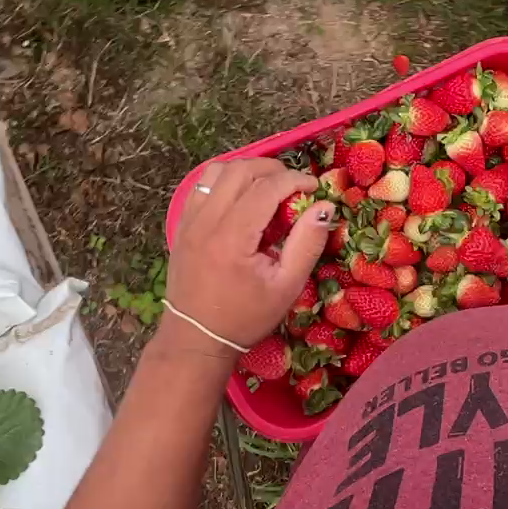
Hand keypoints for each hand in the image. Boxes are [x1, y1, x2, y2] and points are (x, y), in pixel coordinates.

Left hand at [164, 158, 333, 361]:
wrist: (196, 339)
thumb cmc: (245, 316)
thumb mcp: (287, 286)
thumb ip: (308, 243)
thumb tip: (325, 206)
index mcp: (232, 237)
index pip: (267, 187)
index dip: (295, 180)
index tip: (314, 188)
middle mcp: (206, 221)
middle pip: (240, 170)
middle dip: (273, 169)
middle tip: (294, 184)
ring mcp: (189, 220)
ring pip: (217, 170)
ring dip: (247, 170)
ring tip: (267, 186)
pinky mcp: (182, 224)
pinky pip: (202, 185)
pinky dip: (225, 180)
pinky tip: (242, 197)